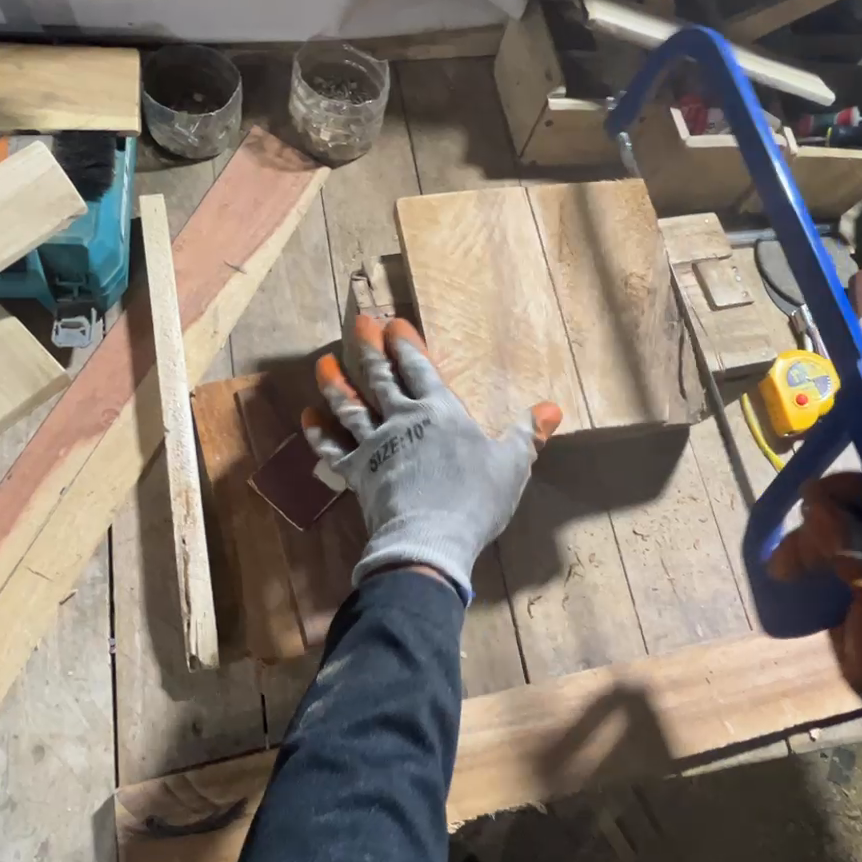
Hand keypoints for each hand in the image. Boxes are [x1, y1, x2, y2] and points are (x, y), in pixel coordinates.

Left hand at [302, 315, 561, 603]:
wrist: (429, 538)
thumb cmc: (474, 499)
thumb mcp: (511, 465)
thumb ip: (527, 433)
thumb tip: (553, 407)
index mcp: (439, 411)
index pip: (419, 368)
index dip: (406, 344)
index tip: (394, 324)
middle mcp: (402, 418)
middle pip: (380, 377)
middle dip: (370, 348)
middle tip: (360, 323)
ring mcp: (374, 444)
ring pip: (349, 406)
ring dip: (336, 383)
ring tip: (323, 362)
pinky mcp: (355, 471)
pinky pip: (331, 447)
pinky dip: (318, 432)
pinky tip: (308, 416)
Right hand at [771, 473, 861, 769]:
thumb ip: (855, 543)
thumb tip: (815, 496)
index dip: (856, 486)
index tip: (816, 498)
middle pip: (859, 507)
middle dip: (821, 524)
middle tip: (795, 550)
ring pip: (835, 531)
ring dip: (804, 545)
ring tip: (783, 570)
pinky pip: (827, 554)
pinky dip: (804, 558)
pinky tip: (787, 572)